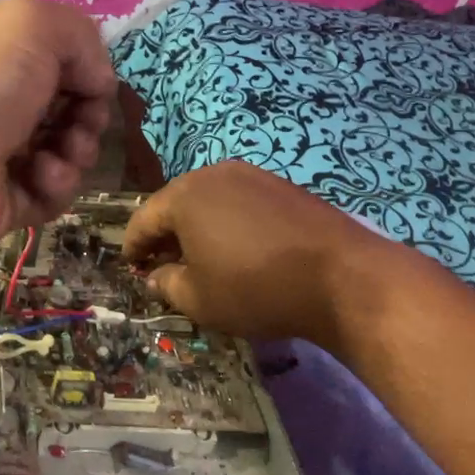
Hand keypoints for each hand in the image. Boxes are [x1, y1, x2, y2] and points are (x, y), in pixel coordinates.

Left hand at [0, 0, 115, 252]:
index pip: (62, 62)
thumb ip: (80, 37)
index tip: (91, 81)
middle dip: (89, 115)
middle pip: (73, 109)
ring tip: (58, 151)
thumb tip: (96, 80)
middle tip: (80, 121)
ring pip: (71, 153)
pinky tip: (36, 175)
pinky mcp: (9, 200)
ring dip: (78, 150)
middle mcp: (2, 101)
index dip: (87, 72)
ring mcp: (4, 153)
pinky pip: (55, 193)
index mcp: (2, 56)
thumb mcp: (34, 24)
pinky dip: (56, 183)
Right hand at [123, 161, 416, 345]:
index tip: (130, 266)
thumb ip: (167, 285)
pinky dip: (231, 224)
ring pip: (210, 201)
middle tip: (163, 264)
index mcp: (184, 195)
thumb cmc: (256, 288)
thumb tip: (156, 276)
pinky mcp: (283, 187)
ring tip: (203, 259)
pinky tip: (241, 250)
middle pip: (177, 204)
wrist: (344, 278)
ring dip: (200, 228)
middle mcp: (214, 174)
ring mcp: (253, 176)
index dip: (133, 245)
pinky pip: (241, 203)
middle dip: (166, 234)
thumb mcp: (200, 299)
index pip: (144, 219)